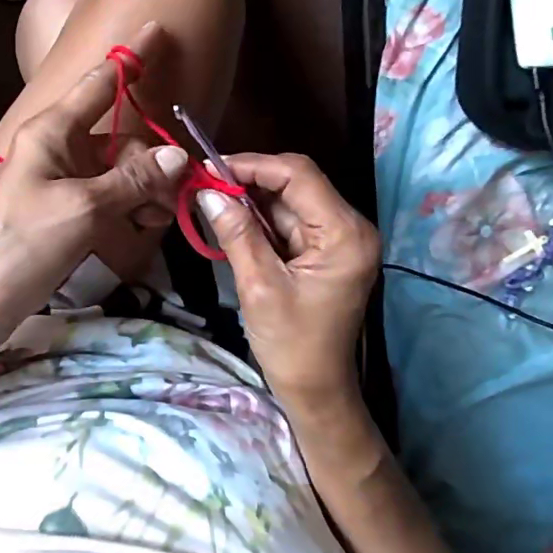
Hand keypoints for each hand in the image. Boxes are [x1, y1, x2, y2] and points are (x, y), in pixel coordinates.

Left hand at [0, 30, 191, 325]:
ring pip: (119, 168)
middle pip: (121, 138)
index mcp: (52, 131)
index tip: (157, 28)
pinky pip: (109, 192)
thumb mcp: (85, 209)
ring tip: (155, 219)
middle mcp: (57, 146)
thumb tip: (177, 155)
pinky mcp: (66, 204)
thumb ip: (133, 179)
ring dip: (144, 189)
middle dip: (151, 164)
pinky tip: (141, 226)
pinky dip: (129, 206)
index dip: (130, 58)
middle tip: (170, 199)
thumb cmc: (27, 243)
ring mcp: (61, 176)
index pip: (98, 83)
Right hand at [195, 154, 380, 393]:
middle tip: (202, 184)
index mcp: (345, 234)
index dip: (253, 165)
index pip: (299, 176)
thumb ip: (237, 234)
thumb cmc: (291, 343)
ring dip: (249, 197)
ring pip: (288, 200)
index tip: (209, 169)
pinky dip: (257, 218)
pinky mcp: (322, 251)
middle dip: (248, 180)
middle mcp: (349, 228)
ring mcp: (337, 239)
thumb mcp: (259, 286)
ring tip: (208, 197)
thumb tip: (207, 193)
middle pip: (296, 183)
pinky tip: (229, 217)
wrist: (315, 387)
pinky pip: (287, 221)